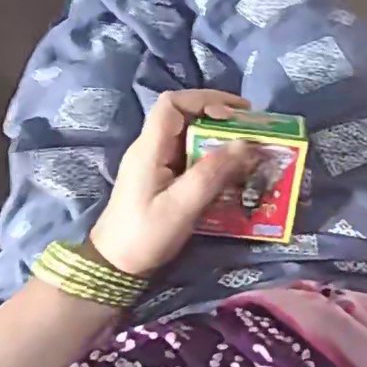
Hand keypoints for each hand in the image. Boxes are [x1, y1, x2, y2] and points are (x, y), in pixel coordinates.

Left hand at [90, 90, 258, 276]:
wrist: (114, 266)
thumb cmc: (145, 235)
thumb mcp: (181, 206)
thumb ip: (213, 173)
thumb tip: (246, 145)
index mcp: (150, 148)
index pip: (173, 103)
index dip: (205, 100)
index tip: (236, 114)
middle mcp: (152, 149)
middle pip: (185, 117)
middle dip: (220, 119)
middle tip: (252, 132)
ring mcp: (156, 164)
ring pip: (190, 138)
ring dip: (220, 140)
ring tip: (248, 151)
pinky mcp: (162, 180)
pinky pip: (191, 158)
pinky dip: (213, 159)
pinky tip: (232, 173)